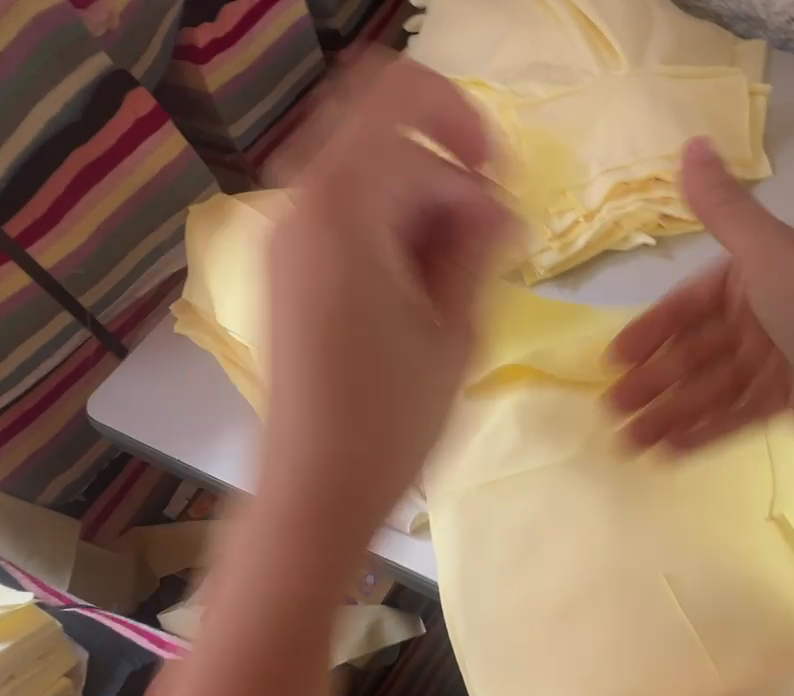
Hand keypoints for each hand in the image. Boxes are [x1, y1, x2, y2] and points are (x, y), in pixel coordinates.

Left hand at [260, 53, 511, 537]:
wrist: (314, 488)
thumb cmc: (392, 421)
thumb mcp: (455, 332)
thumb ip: (475, 249)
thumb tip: (496, 206)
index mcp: (345, 207)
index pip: (407, 108)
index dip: (468, 130)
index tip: (506, 186)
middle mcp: (302, 204)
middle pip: (381, 132)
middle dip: (446, 170)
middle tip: (490, 238)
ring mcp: (287, 237)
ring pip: (364, 174)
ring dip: (422, 203)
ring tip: (461, 272)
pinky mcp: (288, 271)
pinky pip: (345, 215)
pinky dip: (391, 228)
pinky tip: (423, 287)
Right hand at [606, 139, 793, 453]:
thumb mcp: (767, 253)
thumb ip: (723, 209)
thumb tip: (692, 142)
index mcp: (755, 276)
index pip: (689, 304)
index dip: (651, 330)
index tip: (614, 358)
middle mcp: (761, 316)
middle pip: (695, 351)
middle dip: (653, 379)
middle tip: (613, 407)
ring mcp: (773, 363)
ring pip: (708, 389)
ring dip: (669, 412)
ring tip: (630, 441)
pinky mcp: (783, 404)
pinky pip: (731, 416)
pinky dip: (700, 431)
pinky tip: (667, 451)